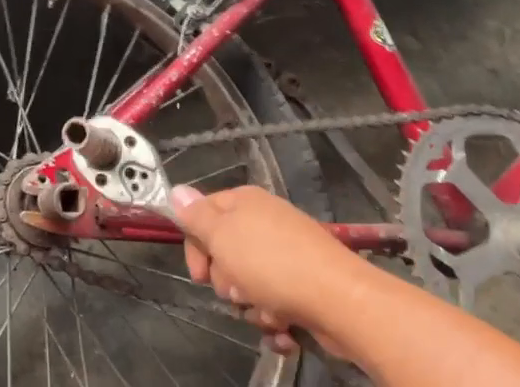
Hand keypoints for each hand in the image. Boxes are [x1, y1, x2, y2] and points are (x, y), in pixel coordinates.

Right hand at [170, 184, 366, 355]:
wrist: (342, 302)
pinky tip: (284, 329)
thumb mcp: (221, 236)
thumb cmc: (272, 264)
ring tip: (268, 313)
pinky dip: (276, 321)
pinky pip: (276, 304)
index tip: (200, 275)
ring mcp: (289, 257)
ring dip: (252, 306)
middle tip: (238, 291)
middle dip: (227, 281)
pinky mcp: (307, 287)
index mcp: (245, 203)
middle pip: (226, 254)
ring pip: (250, 285)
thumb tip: (176, 189)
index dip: (196, 246)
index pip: (204, 215)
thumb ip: (195, 216)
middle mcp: (266, 224)